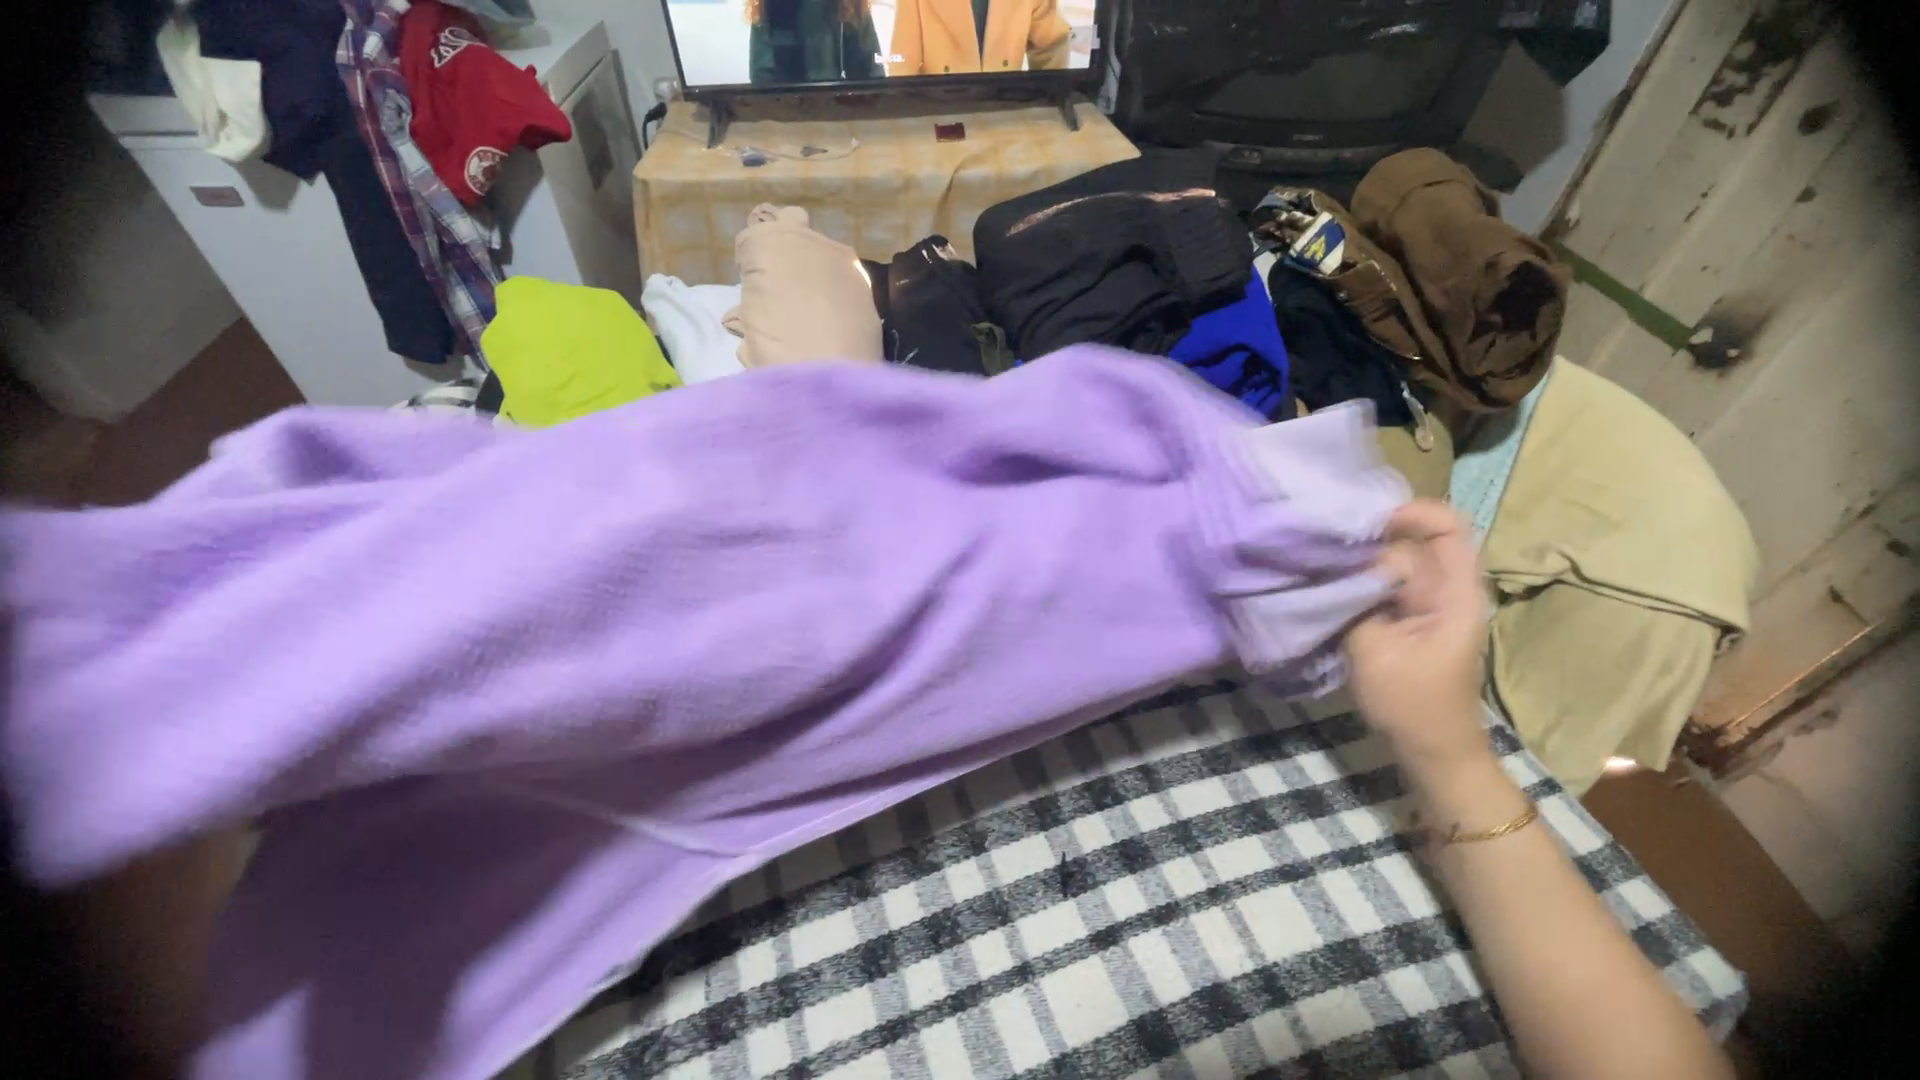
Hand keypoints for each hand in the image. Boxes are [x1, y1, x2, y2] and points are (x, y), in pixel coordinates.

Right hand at [1344, 500, 1491, 768]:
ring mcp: (1425, 603)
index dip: (1411, 512)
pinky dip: (1358, 577)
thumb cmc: (1412, 703)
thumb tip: (1340, 558)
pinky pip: (1383, 582)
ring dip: (1361, 556)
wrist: (1430, 749)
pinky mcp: (1405, 617)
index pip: (1447, 528)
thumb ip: (1360, 598)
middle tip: (1326, 540)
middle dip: (1373, 533)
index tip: (1363, 520)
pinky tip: (1328, 581)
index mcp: (1455, 593)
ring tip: (1320, 556)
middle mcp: (1445, 589)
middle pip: (1414, 540)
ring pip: (1395, 560)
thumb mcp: (1377, 649)